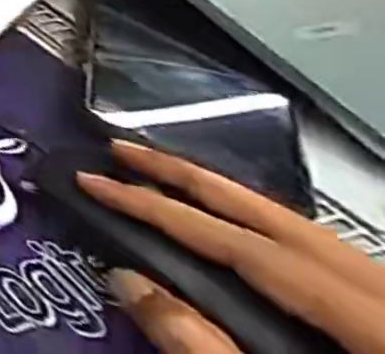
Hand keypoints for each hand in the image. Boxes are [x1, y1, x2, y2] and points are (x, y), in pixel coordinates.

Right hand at [78, 139, 384, 352]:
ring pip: (319, 242)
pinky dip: (273, 236)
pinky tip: (235, 229)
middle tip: (120, 151)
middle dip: (197, 182)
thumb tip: (131, 282)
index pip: (252, 249)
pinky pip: (339, 268)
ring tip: (164, 175)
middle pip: (292, 227)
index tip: (93, 183)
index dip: (162, 210)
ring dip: (231, 202)